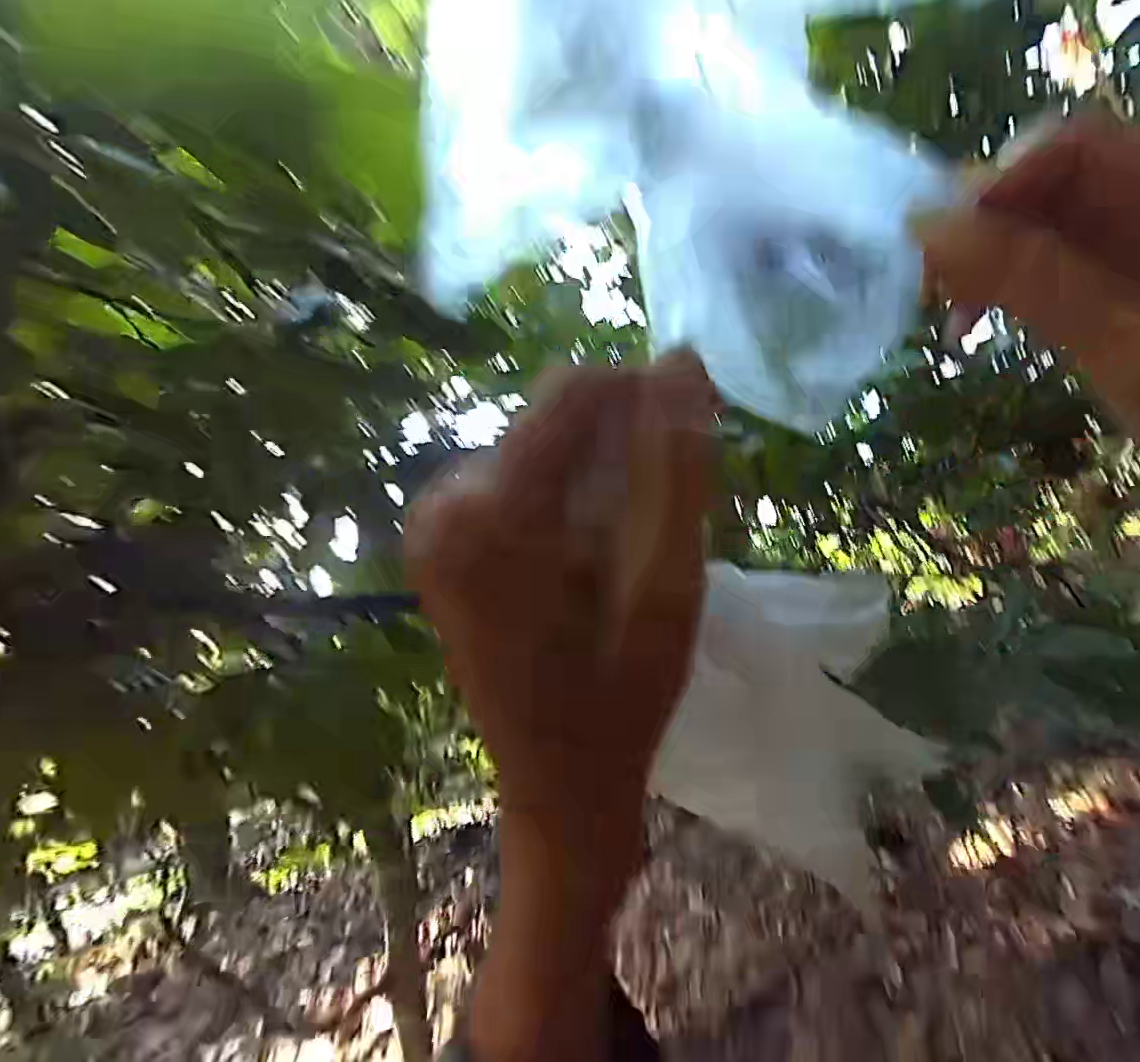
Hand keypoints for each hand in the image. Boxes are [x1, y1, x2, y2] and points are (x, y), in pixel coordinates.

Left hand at [407, 352, 716, 850]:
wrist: (561, 781)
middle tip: (679, 500)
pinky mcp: (445, 541)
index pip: (576, 393)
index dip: (649, 395)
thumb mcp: (669, 581)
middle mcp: (444, 501)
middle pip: (559, 420)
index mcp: (492, 511)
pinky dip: (577, 494)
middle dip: (630, 441)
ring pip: (547, 448)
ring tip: (642, 537)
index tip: (703, 423)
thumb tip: (681, 359)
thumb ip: (675, 468)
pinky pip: (526, 479)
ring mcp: (435, 523)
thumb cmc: (624, 694)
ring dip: (608, 471)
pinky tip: (603, 547)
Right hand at [916, 119, 1139, 508]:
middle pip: (1074, 181)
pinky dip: (1037, 282)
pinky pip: (1089, 257)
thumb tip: (931, 230)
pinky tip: (1002, 315)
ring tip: (960, 315)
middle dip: (996, 230)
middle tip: (940, 291)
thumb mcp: (1129, 354)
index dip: (998, 187)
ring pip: (1073, 221)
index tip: (937, 246)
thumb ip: (1032, 284)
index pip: (1083, 149)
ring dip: (1008, 260)